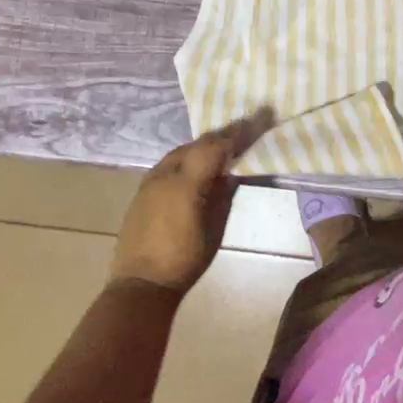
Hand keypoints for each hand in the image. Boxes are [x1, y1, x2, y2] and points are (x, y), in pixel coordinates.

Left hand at [109, 111, 270, 294]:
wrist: (141, 284)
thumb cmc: (184, 260)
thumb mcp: (215, 229)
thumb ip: (224, 195)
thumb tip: (231, 173)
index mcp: (187, 182)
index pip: (217, 146)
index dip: (240, 131)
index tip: (261, 118)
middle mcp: (166, 173)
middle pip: (198, 143)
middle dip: (223, 135)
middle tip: (245, 128)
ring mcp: (150, 180)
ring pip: (182, 151)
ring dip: (204, 145)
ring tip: (223, 145)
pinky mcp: (142, 190)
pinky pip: (170, 163)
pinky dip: (188, 157)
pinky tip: (197, 165)